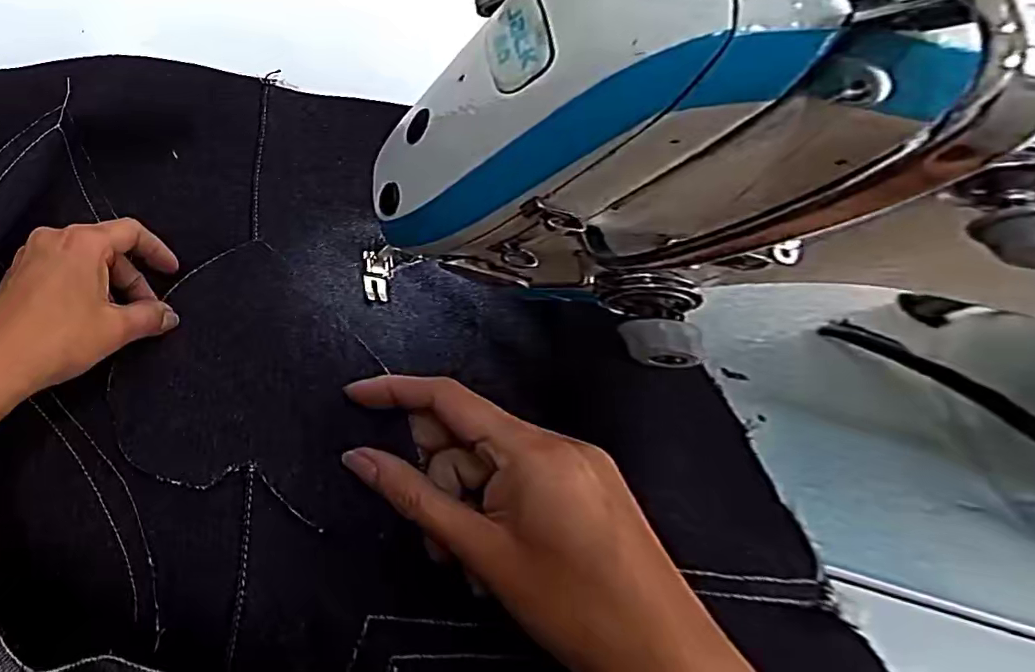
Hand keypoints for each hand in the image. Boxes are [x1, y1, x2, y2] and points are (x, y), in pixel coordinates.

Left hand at [0, 220, 180, 405]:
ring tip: (115, 317)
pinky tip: (85, 316)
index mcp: (83, 242)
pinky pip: (61, 269)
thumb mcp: (113, 330)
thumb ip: (148, 317)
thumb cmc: (52, 341)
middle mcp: (56, 238)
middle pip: (107, 247)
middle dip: (131, 278)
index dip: (157, 250)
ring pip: (83, 259)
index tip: (169, 269)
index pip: (131, 232)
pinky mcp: (19, 273)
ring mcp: (33, 254)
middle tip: (145, 308)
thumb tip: (166, 315)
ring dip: (106, 284)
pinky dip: (80, 286)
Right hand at [341, 376, 753, 671]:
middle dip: (438, 475)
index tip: (360, 395)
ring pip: (489, 460)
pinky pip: (518, 474)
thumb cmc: (591, 616)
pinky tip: (494, 546)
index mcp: (532, 450)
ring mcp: (576, 464)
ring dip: (464, 500)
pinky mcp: (586, 484)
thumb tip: (363, 459)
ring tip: (468, 555)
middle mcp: (557, 444)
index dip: (394, 391)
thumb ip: (413, 497)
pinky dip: (493, 502)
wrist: (674, 666)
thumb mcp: (484, 552)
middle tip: (435, 531)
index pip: (445, 395)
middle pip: (464, 433)